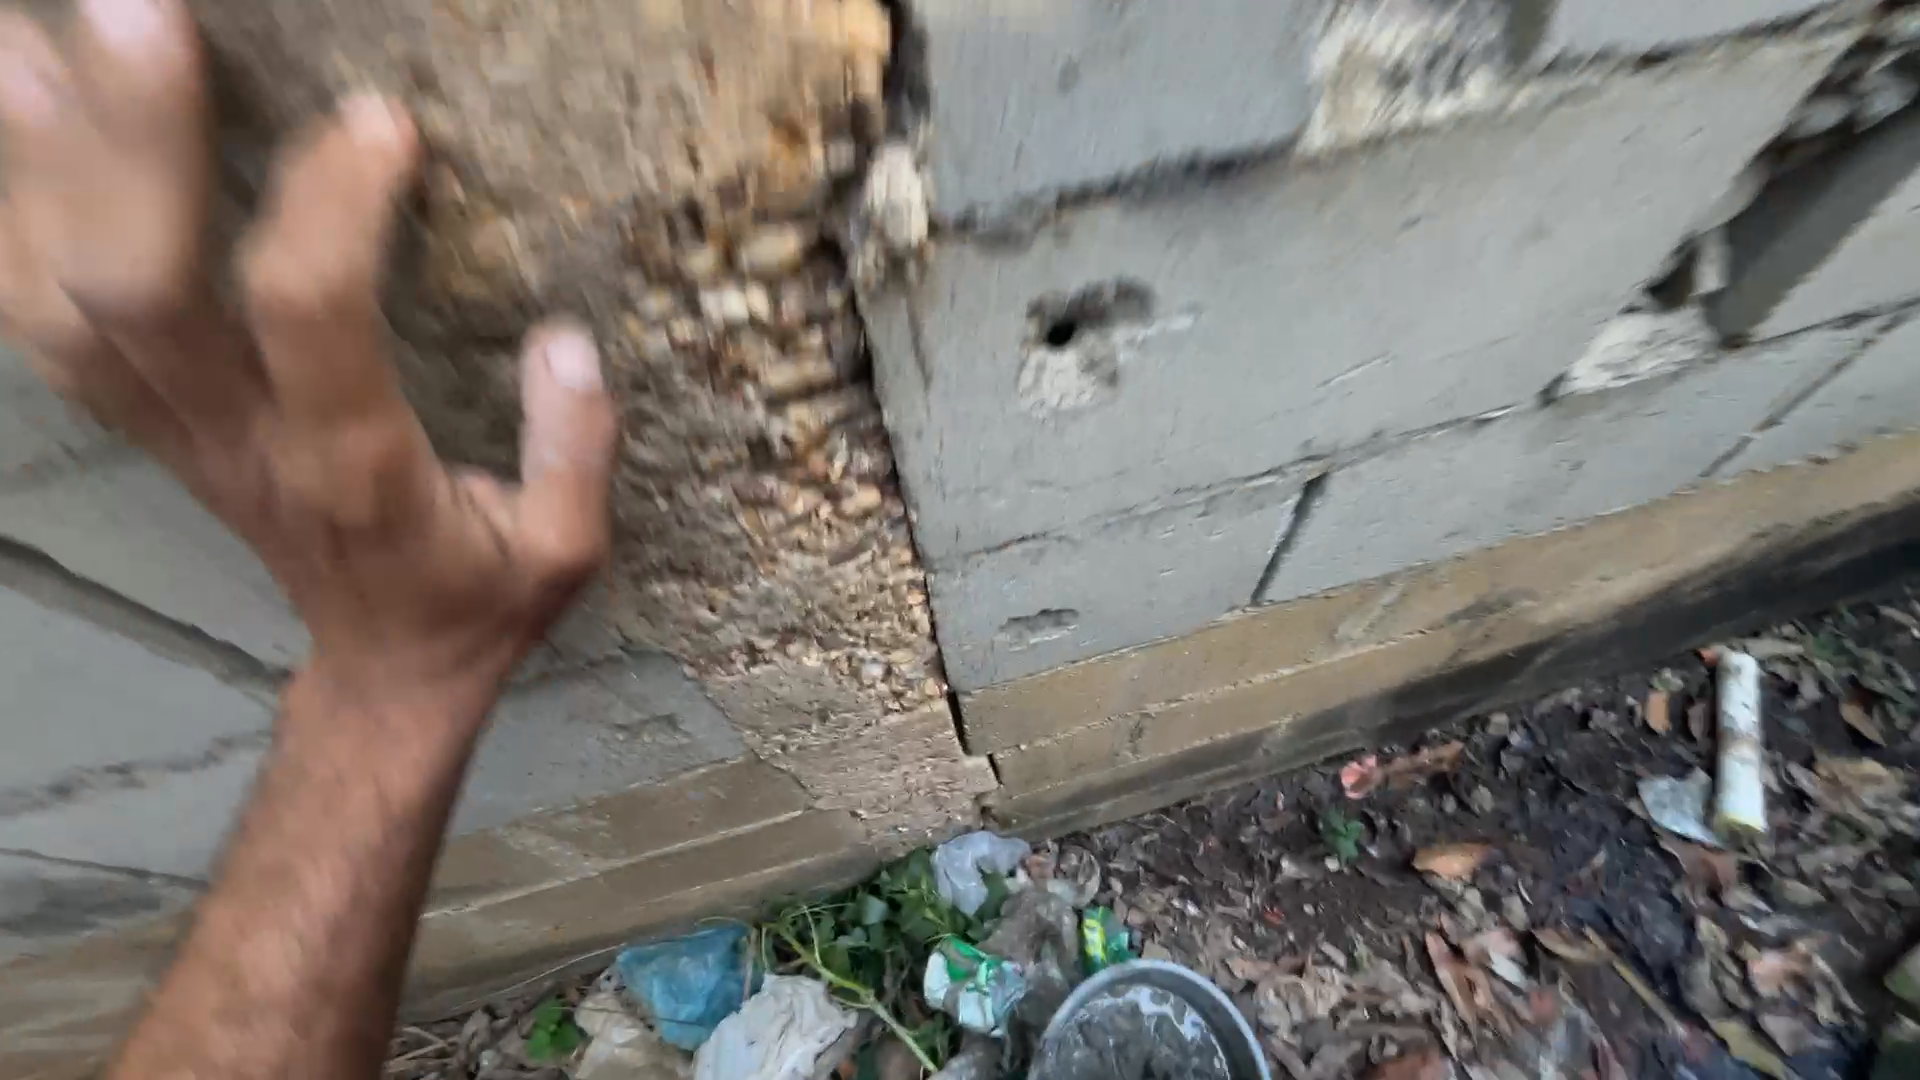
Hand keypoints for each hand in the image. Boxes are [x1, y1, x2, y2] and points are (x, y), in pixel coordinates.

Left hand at [0, 0, 617, 718]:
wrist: (390, 668)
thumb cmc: (488, 604)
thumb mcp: (570, 550)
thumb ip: (576, 453)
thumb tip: (566, 339)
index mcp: (357, 469)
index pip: (312, 318)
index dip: (332, 207)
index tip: (384, 125)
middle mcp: (243, 443)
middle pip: (131, 288)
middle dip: (129, 142)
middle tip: (140, 11)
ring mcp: (181, 436)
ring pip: (47, 295)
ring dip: (25, 159)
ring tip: (24, 30)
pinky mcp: (160, 430)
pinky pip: (35, 322)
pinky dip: (0, 219)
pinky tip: (14, 127)